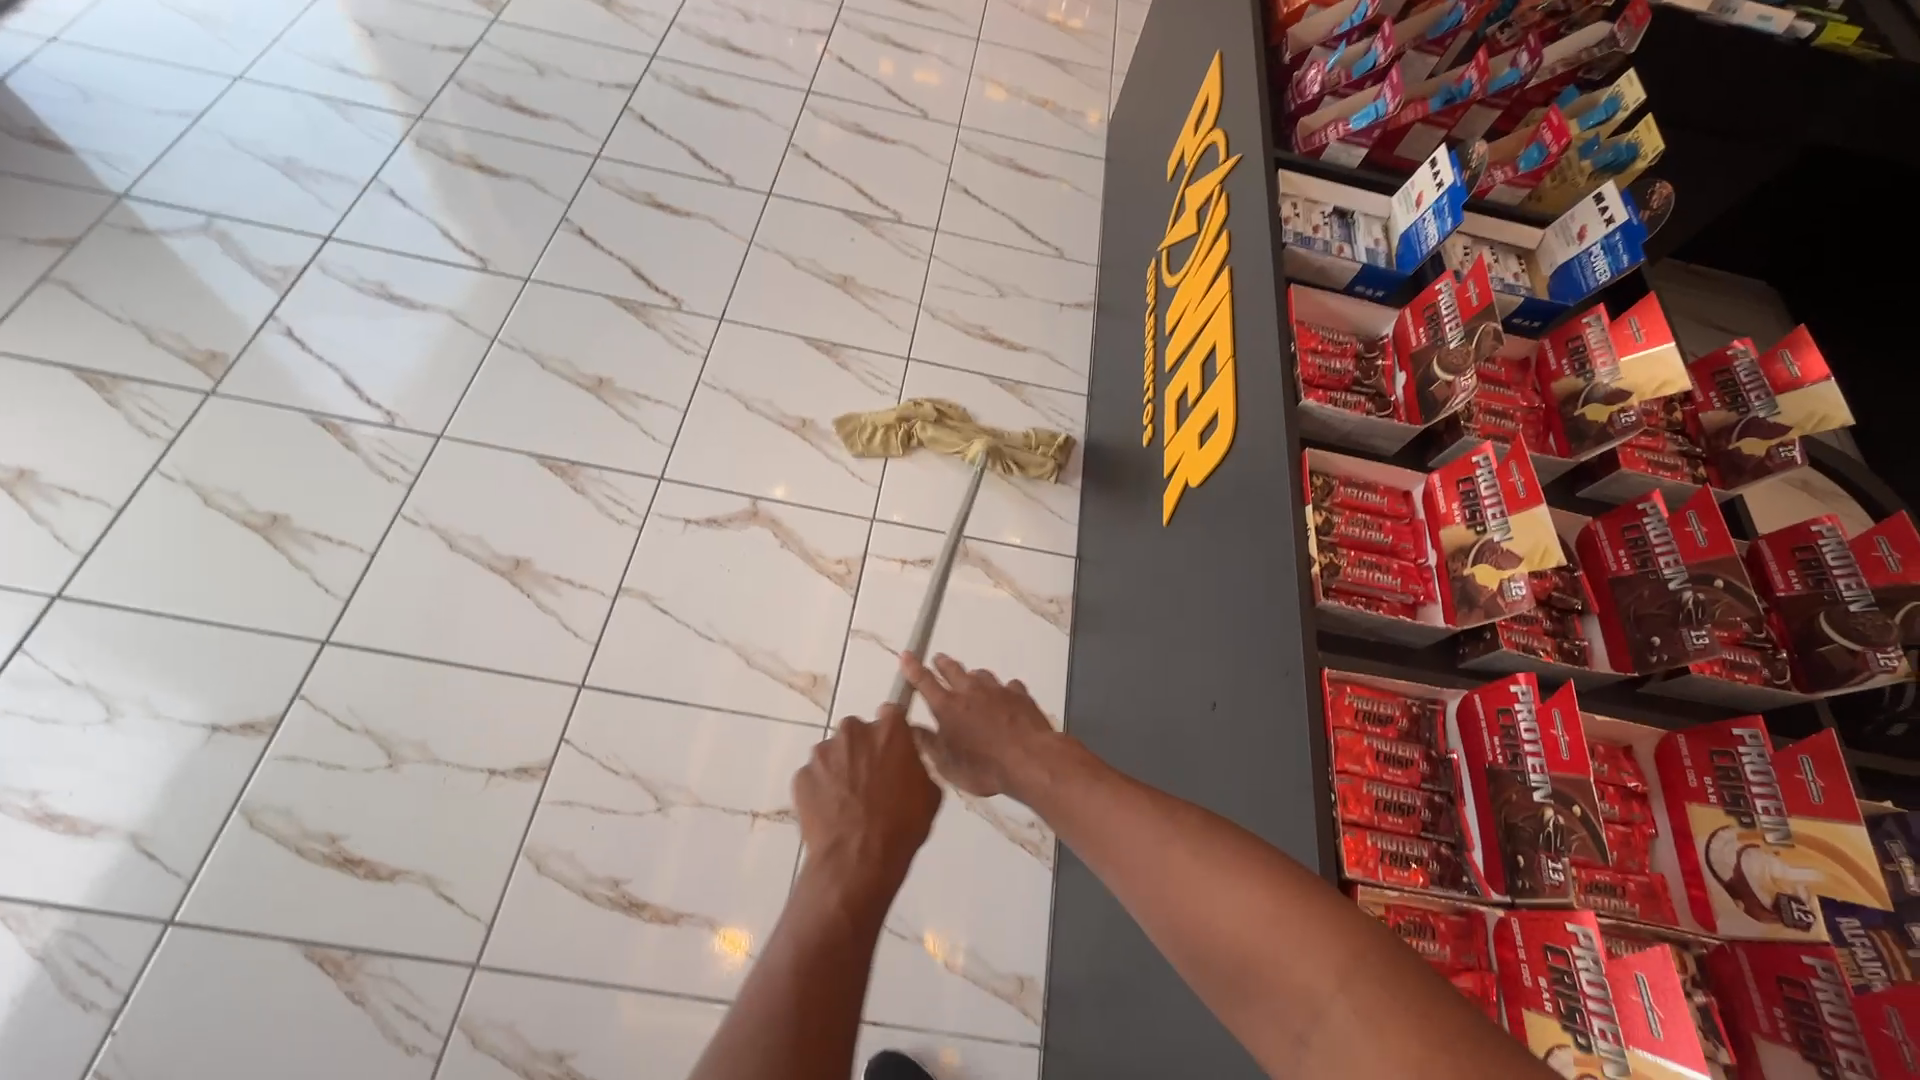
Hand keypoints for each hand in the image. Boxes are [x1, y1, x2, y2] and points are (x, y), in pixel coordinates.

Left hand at [793, 703, 940, 894]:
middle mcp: (853, 732)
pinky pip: (814, 777)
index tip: (892, 748)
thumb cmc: (902, 826)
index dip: (892, 730)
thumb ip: (916, 767)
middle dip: (863, 750)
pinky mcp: (801, 776)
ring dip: (840, 769)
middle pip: (857, 732)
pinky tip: (832, 813)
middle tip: (870, 781)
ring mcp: (823, 753)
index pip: (891, 713)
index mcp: (889, 731)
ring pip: (833, 754)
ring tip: (848, 803)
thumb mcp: (929, 795)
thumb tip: (907, 765)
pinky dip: (821, 790)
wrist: (858, 860)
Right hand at [899, 652, 1058, 798]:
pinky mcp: (1020, 695)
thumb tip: (910, 728)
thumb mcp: (947, 764)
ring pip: (981, 675)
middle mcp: (970, 692)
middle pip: (953, 670)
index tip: (907, 655)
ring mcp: (997, 690)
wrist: (1029, 759)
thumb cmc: (983, 767)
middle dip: (942, 663)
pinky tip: (1006, 697)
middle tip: (938, 659)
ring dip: (973, 675)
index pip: (924, 681)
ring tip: (971, 679)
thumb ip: (927, 743)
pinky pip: (1009, 686)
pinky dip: (1003, 690)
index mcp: (948, 707)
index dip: (913, 668)